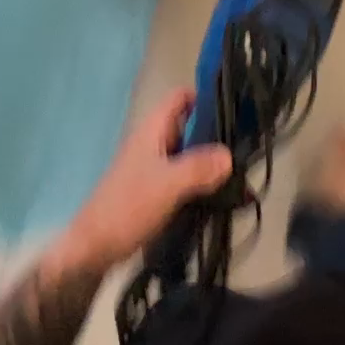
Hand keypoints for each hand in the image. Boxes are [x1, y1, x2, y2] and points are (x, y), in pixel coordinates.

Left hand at [49, 87, 233, 275]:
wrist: (95, 247)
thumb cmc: (127, 206)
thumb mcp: (167, 184)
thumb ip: (198, 167)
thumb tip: (229, 156)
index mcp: (152, 130)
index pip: (181, 97)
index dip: (206, 97)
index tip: (235, 111)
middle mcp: (155, 142)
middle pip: (191, 126)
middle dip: (217, 135)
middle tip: (249, 149)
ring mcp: (156, 167)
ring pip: (191, 154)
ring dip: (214, 164)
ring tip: (245, 178)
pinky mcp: (158, 191)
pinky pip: (188, 179)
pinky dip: (206, 185)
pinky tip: (229, 200)